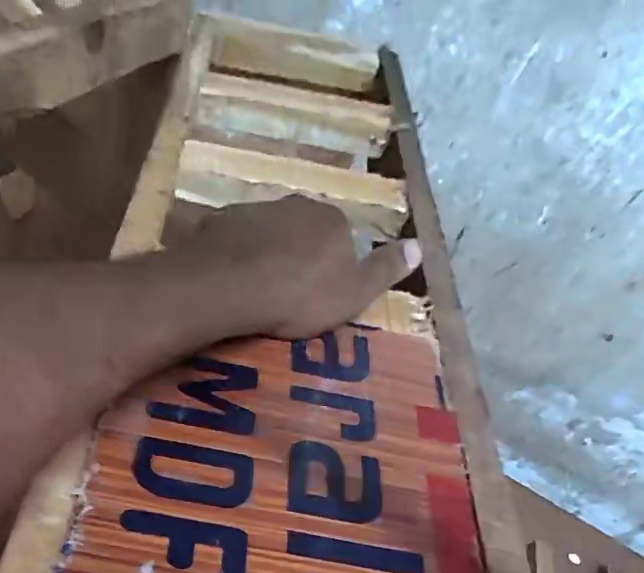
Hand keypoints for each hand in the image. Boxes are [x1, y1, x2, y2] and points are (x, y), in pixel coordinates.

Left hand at [177, 196, 421, 338]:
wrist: (232, 284)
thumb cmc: (301, 296)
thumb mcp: (354, 293)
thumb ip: (385, 270)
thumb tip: (419, 246)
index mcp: (335, 220)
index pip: (344, 240)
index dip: (336, 270)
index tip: (323, 298)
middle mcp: (299, 204)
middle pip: (307, 233)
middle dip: (303, 258)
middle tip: (292, 296)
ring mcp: (259, 209)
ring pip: (273, 234)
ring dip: (272, 256)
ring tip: (263, 291)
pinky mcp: (225, 220)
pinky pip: (241, 241)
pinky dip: (242, 256)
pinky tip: (236, 281)